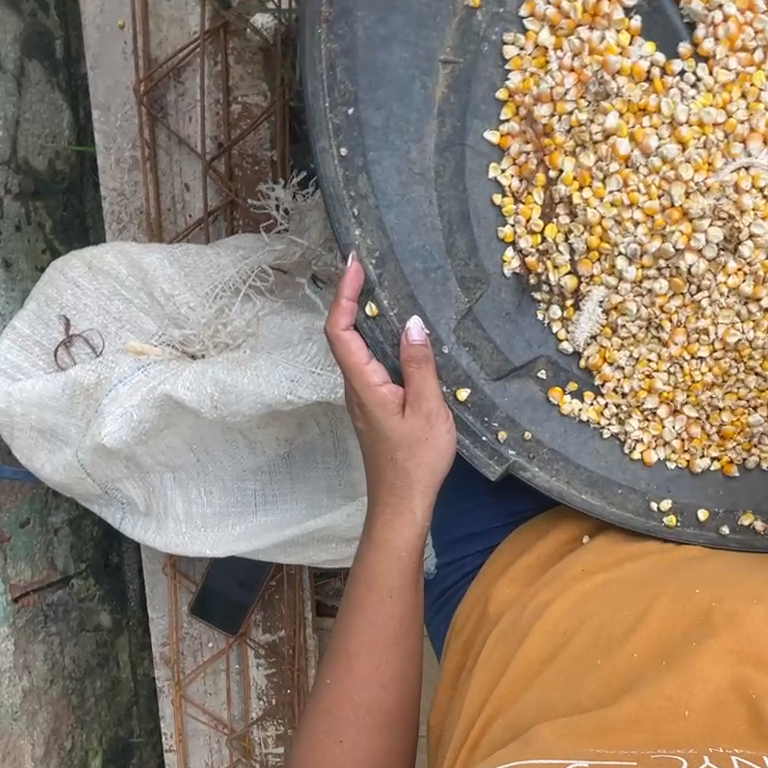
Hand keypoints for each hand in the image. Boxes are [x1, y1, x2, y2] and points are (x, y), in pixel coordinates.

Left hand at [325, 253, 457, 535]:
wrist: (402, 503)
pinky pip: (370, 364)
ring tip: (386, 293)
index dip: (343, 295)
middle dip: (352, 298)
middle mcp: (355, 388)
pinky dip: (377, 341)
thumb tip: (413, 323)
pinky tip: (400, 338)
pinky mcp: (374, 408)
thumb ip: (419, 367)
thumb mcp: (427, 412)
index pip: (340, 330)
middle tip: (371, 269)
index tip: (356, 264)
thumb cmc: (416, 461)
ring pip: (356, 350)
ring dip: (364, 319)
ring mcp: (363, 399)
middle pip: (343, 335)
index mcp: (363, 384)